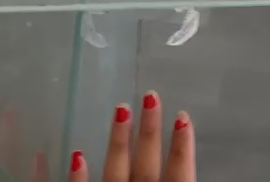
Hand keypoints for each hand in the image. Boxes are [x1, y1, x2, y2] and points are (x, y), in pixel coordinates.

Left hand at [70, 92, 192, 181]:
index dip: (182, 149)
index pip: (180, 178)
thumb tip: (193, 173)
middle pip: (147, 168)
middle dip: (149, 132)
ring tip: (121, 108)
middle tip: (151, 95)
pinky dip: (78, 176)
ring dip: (118, 142)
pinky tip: (77, 154)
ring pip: (115, 173)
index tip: (183, 116)